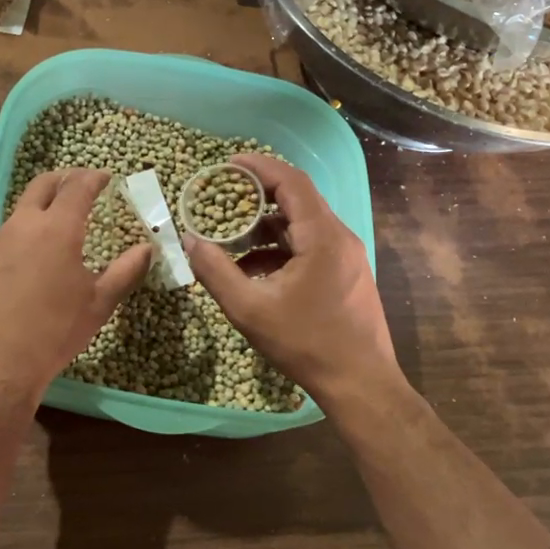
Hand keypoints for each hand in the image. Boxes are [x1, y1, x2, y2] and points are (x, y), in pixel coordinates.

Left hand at [0, 170, 150, 397]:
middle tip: (78, 185)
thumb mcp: (98, 304)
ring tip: (55, 230)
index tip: (105, 177)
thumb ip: (125, 271)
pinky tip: (28, 263)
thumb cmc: (55, 333)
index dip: (93, 177)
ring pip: (19, 213)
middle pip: (42, 185)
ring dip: (39, 211)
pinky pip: (3, 239)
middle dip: (63, 179)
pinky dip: (21, 238)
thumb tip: (147, 249)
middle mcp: (21, 226)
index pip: (77, 186)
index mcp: (56, 229)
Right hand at [184, 154, 398, 403]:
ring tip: (231, 238)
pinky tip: (253, 271)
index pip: (291, 182)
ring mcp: (347, 257)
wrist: (360, 383)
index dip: (259, 167)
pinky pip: (310, 247)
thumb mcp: (249, 309)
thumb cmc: (305, 343)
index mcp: (322, 237)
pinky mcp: (346, 275)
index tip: (229, 164)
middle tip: (223, 197)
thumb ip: (216, 271)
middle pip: (298, 200)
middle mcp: (340, 238)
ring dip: (266, 226)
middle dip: (258, 196)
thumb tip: (189, 240)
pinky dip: (280, 248)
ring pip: (303, 226)